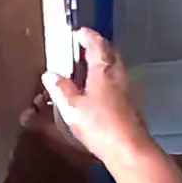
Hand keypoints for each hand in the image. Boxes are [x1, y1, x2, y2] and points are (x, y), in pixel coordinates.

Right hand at [42, 28, 156, 166]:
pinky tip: (100, 88)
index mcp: (104, 71)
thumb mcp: (72, 107)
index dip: (88, 37)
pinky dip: (108, 78)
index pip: (97, 46)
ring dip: (105, 62)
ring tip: (90, 64)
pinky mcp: (131, 104)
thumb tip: (50, 75)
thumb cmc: (100, 125)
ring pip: (116, 68)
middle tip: (86, 44)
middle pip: (111, 54)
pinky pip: (118, 82)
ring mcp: (128, 90)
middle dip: (99, 46)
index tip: (80, 32)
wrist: (129, 150)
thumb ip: (61, 89)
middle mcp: (119, 76)